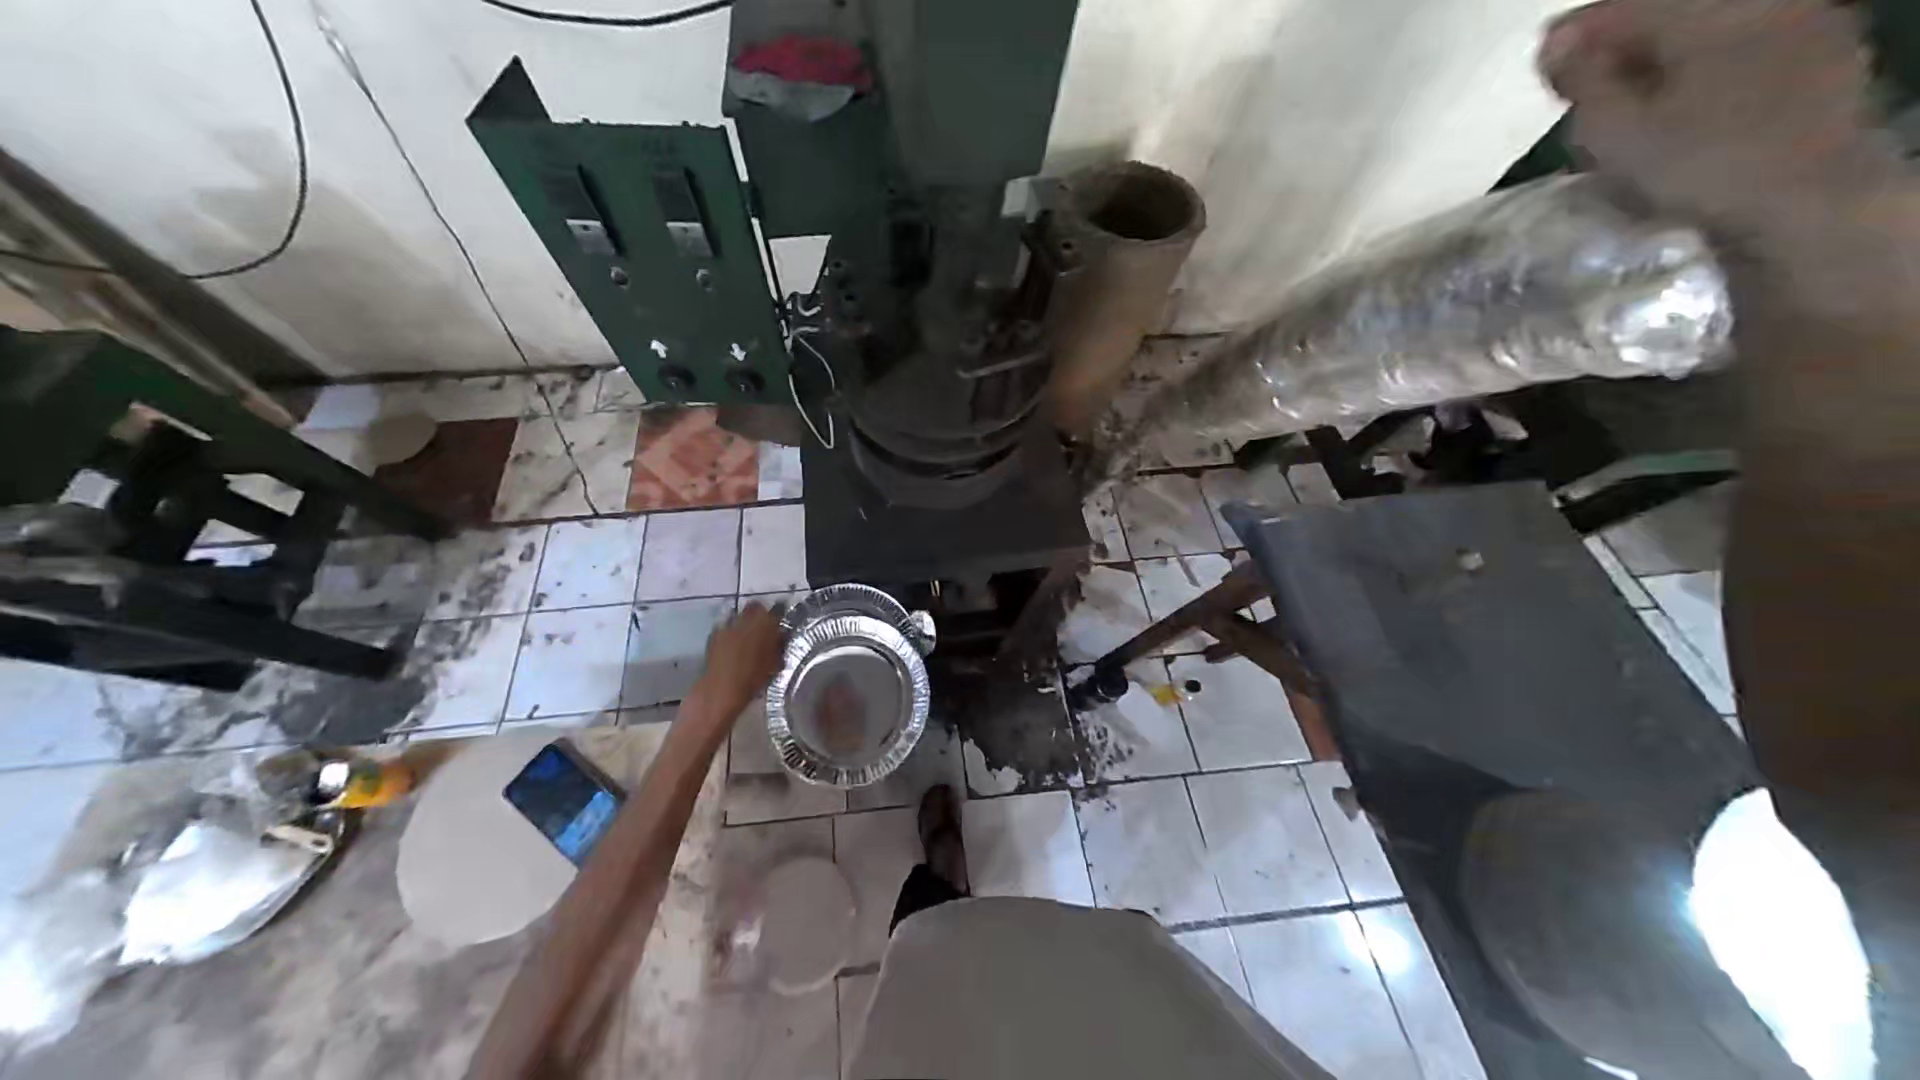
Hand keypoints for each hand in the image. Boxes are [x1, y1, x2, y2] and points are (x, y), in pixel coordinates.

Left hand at [691, 603, 785, 720]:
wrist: (720, 690)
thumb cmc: (753, 678)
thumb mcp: (775, 662)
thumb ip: (778, 645)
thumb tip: (780, 636)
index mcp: (764, 621)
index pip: (777, 610)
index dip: (779, 616)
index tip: (781, 624)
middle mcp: (744, 617)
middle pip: (755, 608)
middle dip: (760, 616)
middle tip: (765, 629)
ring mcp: (726, 625)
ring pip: (739, 617)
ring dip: (744, 624)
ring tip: (748, 639)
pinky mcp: (712, 635)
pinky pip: (726, 628)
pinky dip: (731, 634)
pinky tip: (734, 647)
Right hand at [1540, 0, 1896, 237]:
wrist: (1806, 203)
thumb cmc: (1697, 167)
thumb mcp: (1614, 131)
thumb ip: (1584, 81)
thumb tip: (1557, 42)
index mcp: (1711, 12)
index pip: (1627, 7)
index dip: (1577, 32)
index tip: (1542, 57)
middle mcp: (1763, 4)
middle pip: (1673, 13)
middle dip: (1620, 43)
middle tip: (1575, 79)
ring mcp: (1803, 27)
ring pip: (1708, 31)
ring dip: (1658, 57)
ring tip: (1620, 94)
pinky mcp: (1822, 62)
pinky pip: (1742, 49)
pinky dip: (1698, 69)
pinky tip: (1676, 102)